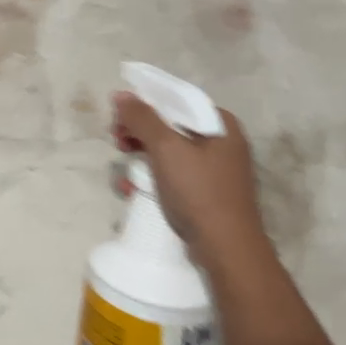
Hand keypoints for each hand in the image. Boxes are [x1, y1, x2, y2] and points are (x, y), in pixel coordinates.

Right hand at [112, 92, 272, 271]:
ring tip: (125, 171)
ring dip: (142, 157)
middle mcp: (222, 142)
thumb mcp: (166, 149)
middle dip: (139, 133)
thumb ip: (142, 118)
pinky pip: (174, 174)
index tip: (118, 119)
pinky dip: (153, 177)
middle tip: (118, 144)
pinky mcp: (207, 192)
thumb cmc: (199, 192)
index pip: (175, 100)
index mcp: (220, 124)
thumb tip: (122, 94)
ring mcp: (216, 169)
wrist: (227, 250)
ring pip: (169, 151)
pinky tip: (134, 189)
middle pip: (170, 125)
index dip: (143, 105)